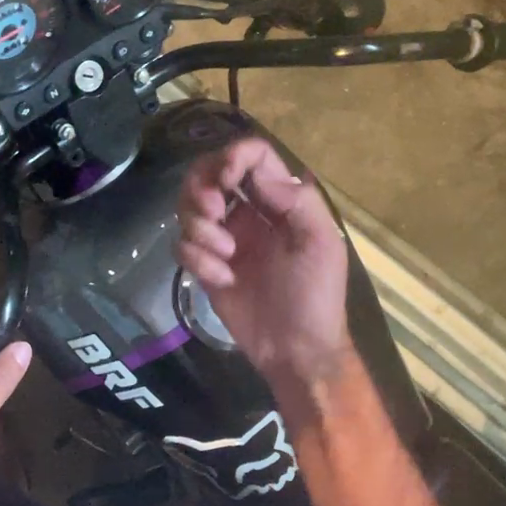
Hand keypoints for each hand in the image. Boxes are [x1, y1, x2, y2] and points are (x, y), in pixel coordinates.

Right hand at [175, 139, 352, 395]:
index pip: (251, 155)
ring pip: (188, 207)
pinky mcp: (204, 264)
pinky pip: (182, 245)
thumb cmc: (316, 296)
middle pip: (207, 173)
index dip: (232, 157)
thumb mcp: (322, 243)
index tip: (225, 181)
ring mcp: (223, 237)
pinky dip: (197, 259)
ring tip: (224, 256)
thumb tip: (259, 174)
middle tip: (212, 213)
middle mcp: (247, 211)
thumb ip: (298, 201)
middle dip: (201, 188)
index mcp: (279, 200)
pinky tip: (222, 280)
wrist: (295, 350)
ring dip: (199, 228)